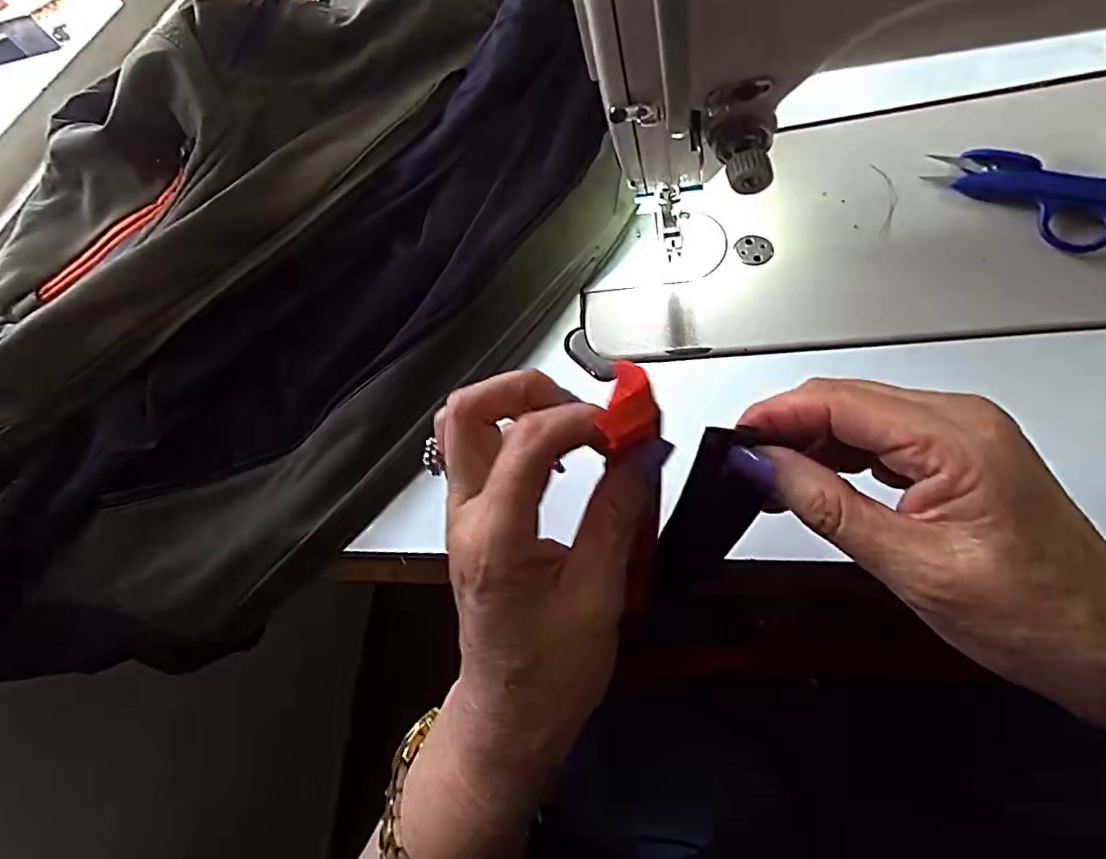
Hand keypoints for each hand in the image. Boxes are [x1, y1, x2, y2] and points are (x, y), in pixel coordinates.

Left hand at [396, 370, 665, 858]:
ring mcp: (462, 513)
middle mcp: (466, 514)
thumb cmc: (550, 672)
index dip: (582, 418)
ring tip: (578, 427)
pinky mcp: (474, 516)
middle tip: (584, 410)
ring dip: (525, 406)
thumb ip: (618, 511)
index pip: (529, 441)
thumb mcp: (599, 594)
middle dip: (531, 390)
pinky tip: (565, 453)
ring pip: (469, 422)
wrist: (508, 716)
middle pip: (468, 409)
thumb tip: (643, 451)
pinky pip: (485, 447)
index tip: (624, 427)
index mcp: (496, 538)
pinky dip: (524, 430)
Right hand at [736, 378, 1105, 715]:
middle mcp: (963, 420)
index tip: (738, 435)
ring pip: (863, 415)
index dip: (779, 414)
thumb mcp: (914, 568)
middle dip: (790, 424)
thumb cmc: (1041, 617)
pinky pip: (886, 436)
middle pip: (848, 399)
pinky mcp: (961, 452)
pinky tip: (820, 475)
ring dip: (814, 439)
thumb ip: (830, 506)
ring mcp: (965, 432)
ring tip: (774, 472)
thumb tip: (771, 466)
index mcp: (958, 438)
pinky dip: (845, 452)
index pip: (840, 402)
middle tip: (747, 458)